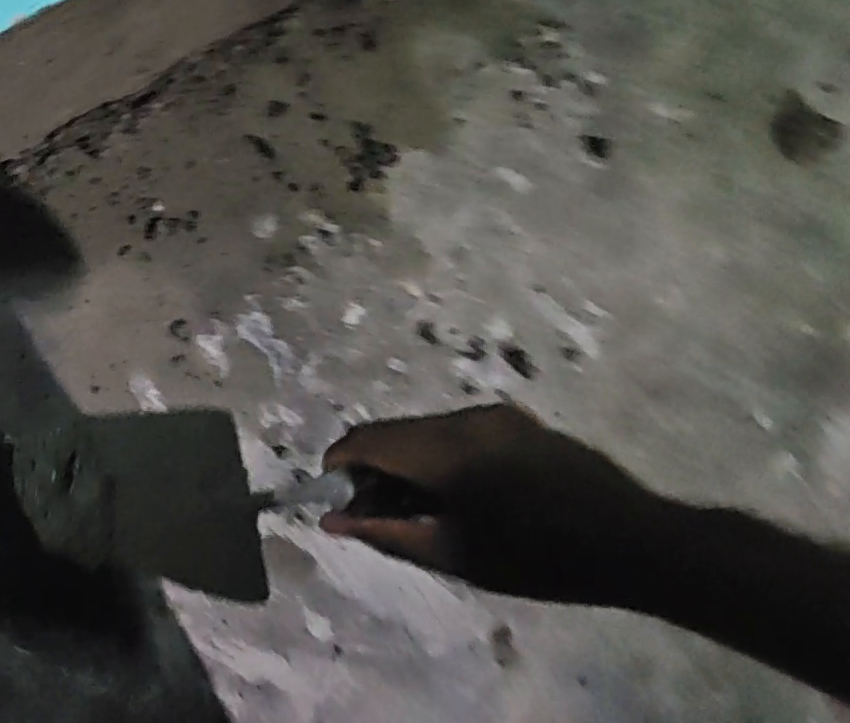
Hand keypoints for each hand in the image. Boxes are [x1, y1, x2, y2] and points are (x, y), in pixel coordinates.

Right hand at [320, 404, 670, 605]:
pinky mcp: (512, 418)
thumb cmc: (542, 559)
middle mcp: (459, 420)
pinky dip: (437, 453)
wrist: (643, 545)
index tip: (334, 493)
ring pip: (420, 429)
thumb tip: (330, 521)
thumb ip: (386, 533)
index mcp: (442, 451)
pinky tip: (461, 488)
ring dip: (405, 459)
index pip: (363, 440)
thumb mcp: (457, 556)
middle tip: (377, 507)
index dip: (338, 463)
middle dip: (371, 464)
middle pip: (390, 432)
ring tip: (422, 502)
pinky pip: (452, 429)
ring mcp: (489, 414)